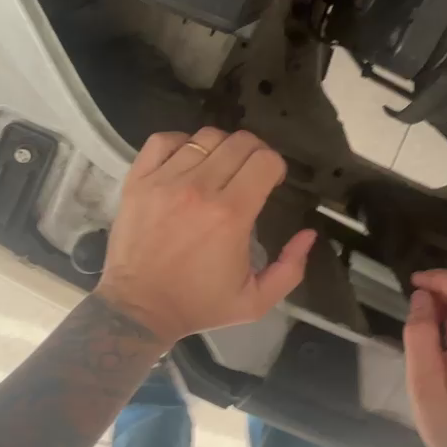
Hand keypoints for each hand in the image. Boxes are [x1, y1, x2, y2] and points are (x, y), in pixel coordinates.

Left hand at [95, 128, 313, 342]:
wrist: (138, 310)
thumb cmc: (198, 304)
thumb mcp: (256, 301)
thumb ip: (290, 269)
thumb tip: (309, 234)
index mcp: (231, 215)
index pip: (266, 161)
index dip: (275, 168)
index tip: (270, 184)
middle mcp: (199, 189)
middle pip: (240, 142)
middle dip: (254, 154)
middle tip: (249, 174)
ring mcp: (165, 181)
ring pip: (206, 137)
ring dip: (221, 148)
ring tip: (218, 169)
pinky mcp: (138, 180)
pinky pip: (164, 140)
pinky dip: (181, 143)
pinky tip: (188, 162)